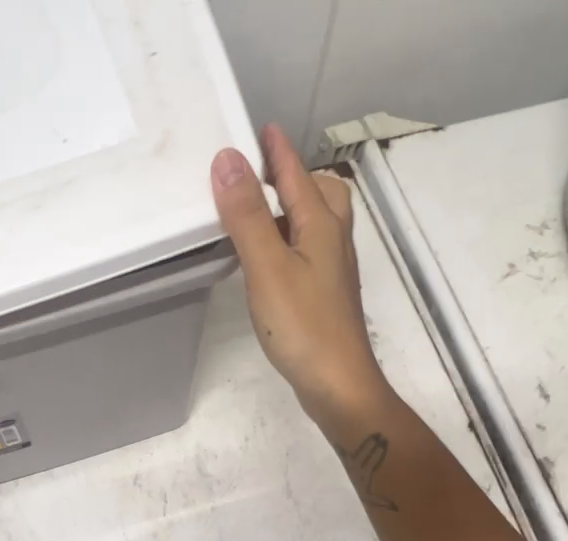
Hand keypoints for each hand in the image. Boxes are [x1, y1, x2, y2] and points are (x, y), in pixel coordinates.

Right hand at [211, 125, 388, 417]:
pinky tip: (270, 263)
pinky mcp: (325, 299)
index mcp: (321, 226)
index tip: (262, 128)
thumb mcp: (267, 266)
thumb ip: (247, 215)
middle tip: (265, 174)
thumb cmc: (304, 326)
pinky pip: (310, 254)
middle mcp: (333, 243)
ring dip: (293, 211)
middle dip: (297, 178)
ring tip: (260, 214)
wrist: (338, 385)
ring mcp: (333, 273)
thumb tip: (228, 158)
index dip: (278, 151)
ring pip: (318, 226)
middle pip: (322, 195)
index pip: (298, 175)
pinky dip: (290, 243)